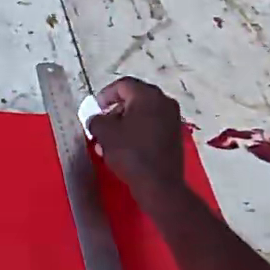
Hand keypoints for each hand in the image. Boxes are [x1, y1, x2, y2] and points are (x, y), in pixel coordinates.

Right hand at [87, 78, 187, 199]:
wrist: (158, 184)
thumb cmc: (130, 153)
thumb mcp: (104, 133)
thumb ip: (96, 120)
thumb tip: (96, 119)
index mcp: (148, 95)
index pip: (123, 85)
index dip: (104, 95)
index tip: (94, 109)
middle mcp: (164, 102)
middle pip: (134, 98)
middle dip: (114, 111)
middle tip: (101, 125)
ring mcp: (173, 119)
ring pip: (143, 114)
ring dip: (124, 123)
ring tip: (109, 141)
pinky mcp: (175, 136)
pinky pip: (151, 126)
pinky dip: (137, 132)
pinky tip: (125, 148)